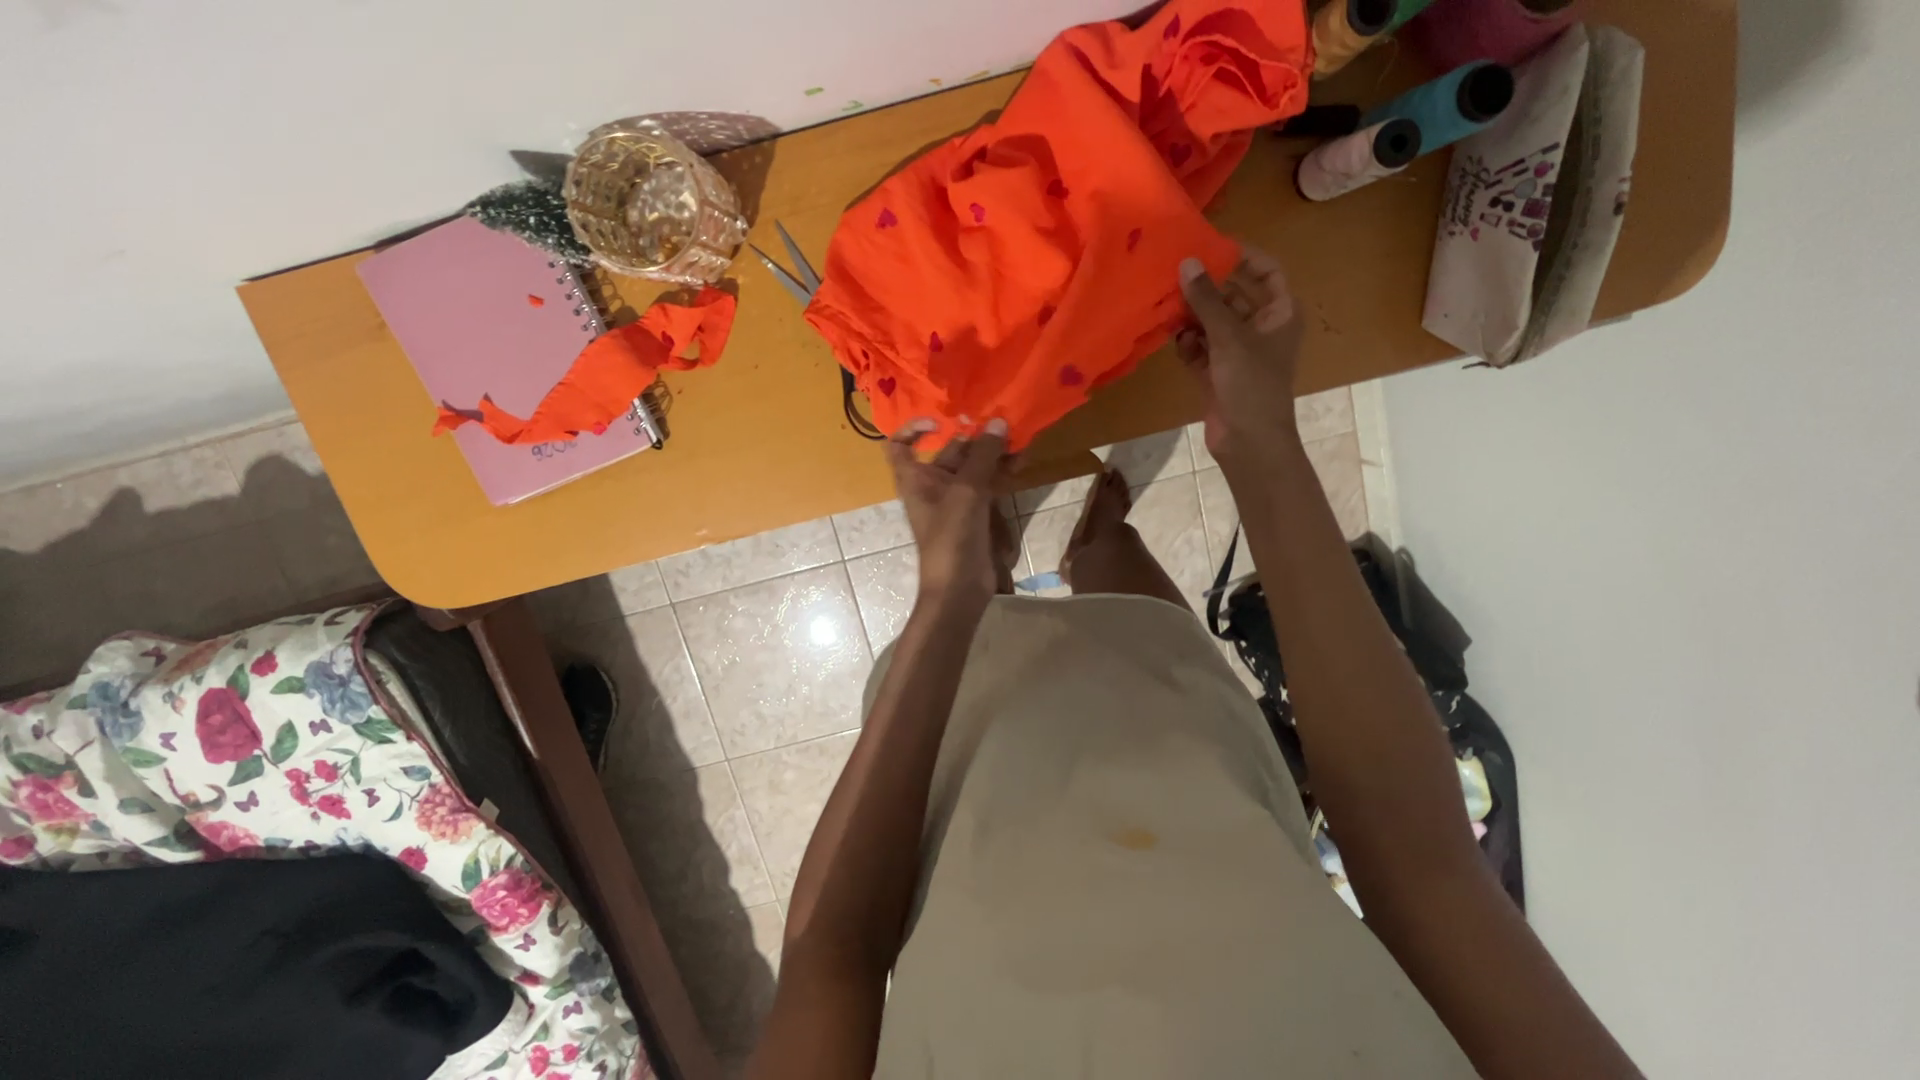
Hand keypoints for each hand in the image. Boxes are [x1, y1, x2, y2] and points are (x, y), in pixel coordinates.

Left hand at [885, 418, 1012, 609]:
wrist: (960, 588)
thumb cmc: (951, 538)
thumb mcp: (966, 492)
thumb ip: (983, 456)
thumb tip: (998, 421)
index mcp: (915, 479)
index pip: (899, 445)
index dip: (912, 428)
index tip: (940, 420)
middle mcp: (933, 485)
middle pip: (949, 450)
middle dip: (974, 436)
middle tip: (1001, 422)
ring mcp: (956, 499)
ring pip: (973, 466)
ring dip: (993, 453)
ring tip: (1018, 440)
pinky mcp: (976, 512)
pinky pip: (987, 483)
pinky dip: (1001, 472)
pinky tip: (1021, 462)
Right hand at [1175, 244, 1304, 463]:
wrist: (1249, 442)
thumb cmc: (1252, 384)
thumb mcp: (1230, 337)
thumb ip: (1206, 300)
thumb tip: (1186, 262)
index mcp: (1280, 314)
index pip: (1266, 272)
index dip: (1243, 257)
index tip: (1211, 248)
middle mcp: (1261, 328)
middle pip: (1232, 296)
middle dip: (1206, 288)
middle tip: (1175, 274)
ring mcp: (1238, 352)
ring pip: (1212, 322)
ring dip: (1192, 316)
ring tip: (1168, 307)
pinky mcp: (1217, 373)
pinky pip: (1199, 348)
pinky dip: (1188, 344)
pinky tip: (1176, 342)